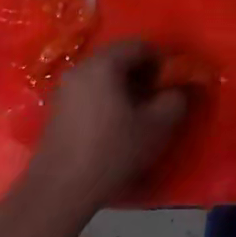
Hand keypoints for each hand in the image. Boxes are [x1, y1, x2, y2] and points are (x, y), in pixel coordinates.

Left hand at [18, 39, 190, 215]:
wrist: (59, 190)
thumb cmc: (111, 151)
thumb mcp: (156, 127)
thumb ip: (175, 100)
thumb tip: (178, 90)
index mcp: (104, 63)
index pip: (140, 46)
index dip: (161, 62)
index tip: (170, 85)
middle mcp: (81, 66)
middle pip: (120, 57)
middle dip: (142, 74)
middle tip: (156, 98)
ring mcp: (65, 86)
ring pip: (104, 74)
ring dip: (124, 87)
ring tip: (137, 114)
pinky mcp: (57, 107)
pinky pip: (89, 89)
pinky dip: (106, 97)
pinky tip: (113, 124)